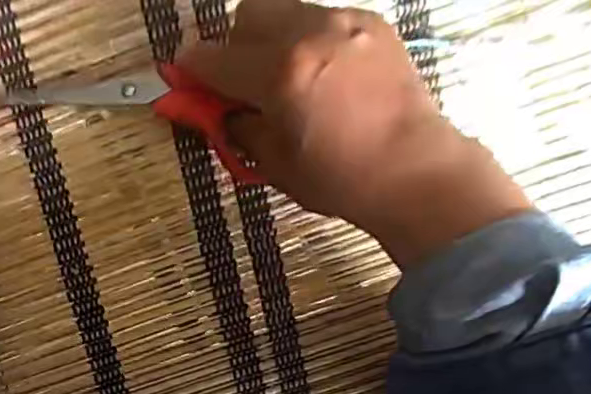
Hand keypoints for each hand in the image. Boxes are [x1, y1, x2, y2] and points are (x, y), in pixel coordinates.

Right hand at [177, 0, 532, 265]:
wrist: (410, 168)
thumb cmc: (338, 179)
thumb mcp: (275, 165)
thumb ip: (241, 129)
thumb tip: (219, 112)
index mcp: (282, 75)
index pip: (218, 60)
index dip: (192, 68)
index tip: (180, 73)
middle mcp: (310, 34)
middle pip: (249, 15)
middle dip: (233, 45)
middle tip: (236, 84)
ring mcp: (345, 21)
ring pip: (286, 10)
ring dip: (269, 39)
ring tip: (280, 81)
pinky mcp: (370, 23)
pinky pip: (321, 18)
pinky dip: (305, 40)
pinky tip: (316, 76)